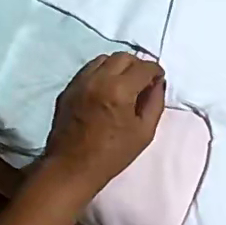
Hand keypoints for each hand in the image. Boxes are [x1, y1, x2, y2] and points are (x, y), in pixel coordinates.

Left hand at [40, 52, 165, 194]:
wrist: (72, 167)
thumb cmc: (111, 154)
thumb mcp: (144, 132)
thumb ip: (154, 103)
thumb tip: (157, 84)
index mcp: (119, 90)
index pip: (143, 67)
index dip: (155, 71)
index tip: (158, 80)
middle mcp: (98, 79)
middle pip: (123, 57)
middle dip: (137, 66)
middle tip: (142, 82)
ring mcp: (79, 82)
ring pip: (103, 59)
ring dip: (118, 66)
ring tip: (123, 84)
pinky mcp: (67, 88)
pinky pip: (88, 70)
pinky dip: (101, 73)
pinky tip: (105, 89)